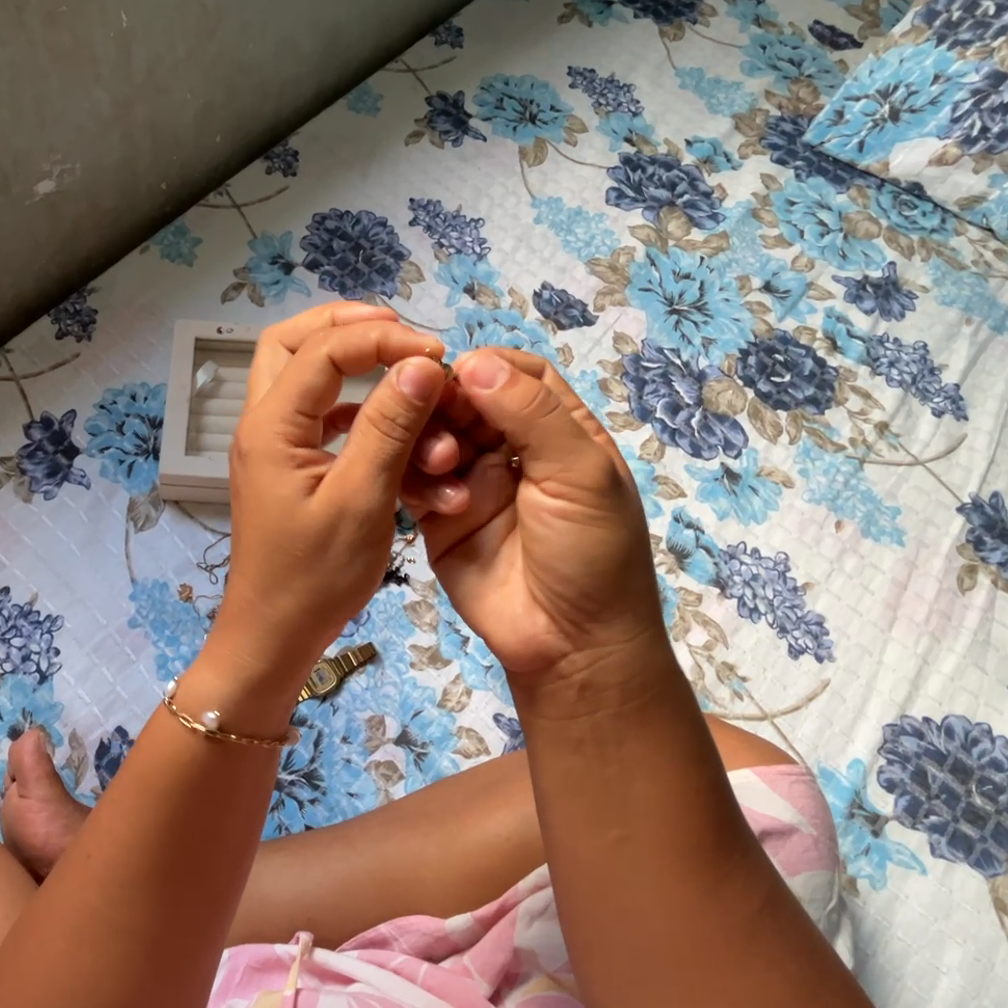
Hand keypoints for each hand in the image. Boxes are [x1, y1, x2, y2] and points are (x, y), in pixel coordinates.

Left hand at [215, 305, 449, 676]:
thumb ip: (389, 428)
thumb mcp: (361, 500)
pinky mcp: (286, 469)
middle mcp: (263, 425)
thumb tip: (421, 363)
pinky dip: (349, 405)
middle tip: (396, 327)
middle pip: (290, 343)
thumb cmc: (315, 577)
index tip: (435, 353)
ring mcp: (271, 448)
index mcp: (272, 426)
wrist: (274, 636)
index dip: (382, 340)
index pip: (323, 350)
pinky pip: (314, 417)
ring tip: (398, 360)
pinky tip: (387, 419)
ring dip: (346, 361)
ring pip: (300, 377)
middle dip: (344, 327)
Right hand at [418, 348, 665, 684]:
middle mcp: (511, 450)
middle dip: (448, 404)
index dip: (486, 367)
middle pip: (466, 402)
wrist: (568, 646)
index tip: (455, 374)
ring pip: (434, 438)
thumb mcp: (580, 475)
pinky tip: (437, 499)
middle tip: (434, 416)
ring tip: (441, 464)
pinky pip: (414, 482)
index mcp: (558, 431)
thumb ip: (532, 415)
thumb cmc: (592, 554)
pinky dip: (416, 480)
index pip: (518, 375)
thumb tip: (473, 361)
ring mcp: (471, 483)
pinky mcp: (439, 518)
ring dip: (430, 442)